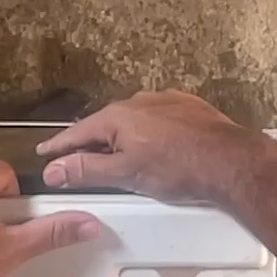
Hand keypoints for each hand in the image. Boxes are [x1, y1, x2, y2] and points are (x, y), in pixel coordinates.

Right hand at [36, 91, 276, 204]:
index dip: (60, 146)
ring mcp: (166, 102)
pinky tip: (153, 149)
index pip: (78, 132)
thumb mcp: (126, 174)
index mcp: (119, 116)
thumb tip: (56, 169)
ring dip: (121, 139)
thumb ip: (87, 170)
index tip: (46, 153)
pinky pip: (157, 120)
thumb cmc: (180, 168)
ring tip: (119, 159)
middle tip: (78, 162)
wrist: (230, 162)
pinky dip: (147, 134)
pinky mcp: (188, 108)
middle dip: (91, 144)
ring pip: (133, 121)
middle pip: (105, 125)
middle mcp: (140, 102)